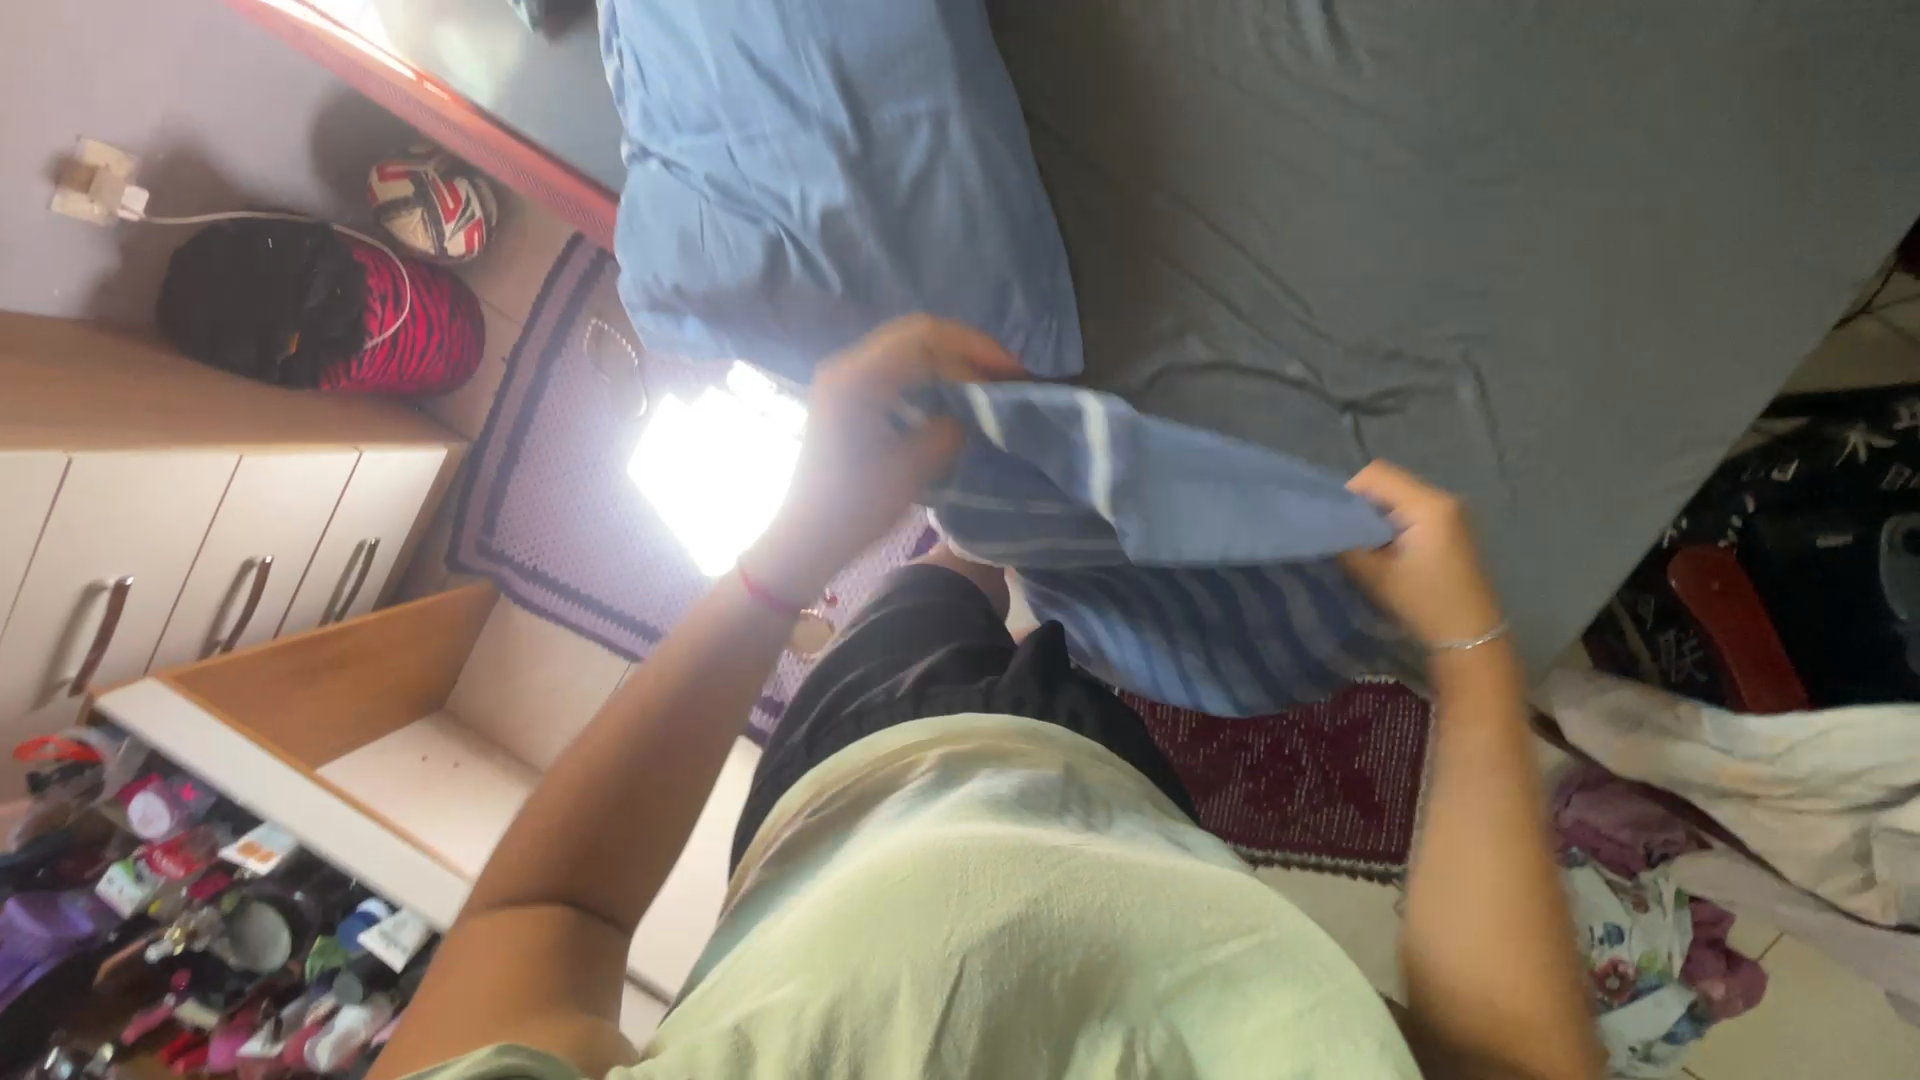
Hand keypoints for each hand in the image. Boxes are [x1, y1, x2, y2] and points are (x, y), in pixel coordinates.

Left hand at [748, 316, 1024, 598]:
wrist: (806, 541)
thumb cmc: (855, 509)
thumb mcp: (914, 469)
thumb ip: (951, 428)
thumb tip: (978, 409)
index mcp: (858, 377)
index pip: (927, 337)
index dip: (976, 347)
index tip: (1013, 373)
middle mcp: (847, 366)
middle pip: (918, 335)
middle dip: (967, 350)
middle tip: (1007, 375)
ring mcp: (844, 380)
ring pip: (908, 351)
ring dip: (951, 362)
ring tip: (989, 384)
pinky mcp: (848, 398)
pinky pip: (897, 371)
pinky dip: (931, 377)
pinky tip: (956, 398)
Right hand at [1337, 461, 1505, 648]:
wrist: (1469, 634)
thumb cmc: (1423, 602)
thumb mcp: (1374, 574)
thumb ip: (1345, 543)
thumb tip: (1323, 527)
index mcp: (1427, 505)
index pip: (1375, 475)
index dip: (1346, 492)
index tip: (1333, 521)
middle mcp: (1442, 498)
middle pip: (1387, 482)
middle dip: (1359, 504)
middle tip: (1342, 534)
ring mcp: (1449, 512)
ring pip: (1396, 495)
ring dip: (1373, 514)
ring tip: (1361, 543)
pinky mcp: (1449, 526)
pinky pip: (1409, 509)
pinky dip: (1388, 521)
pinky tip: (1382, 548)